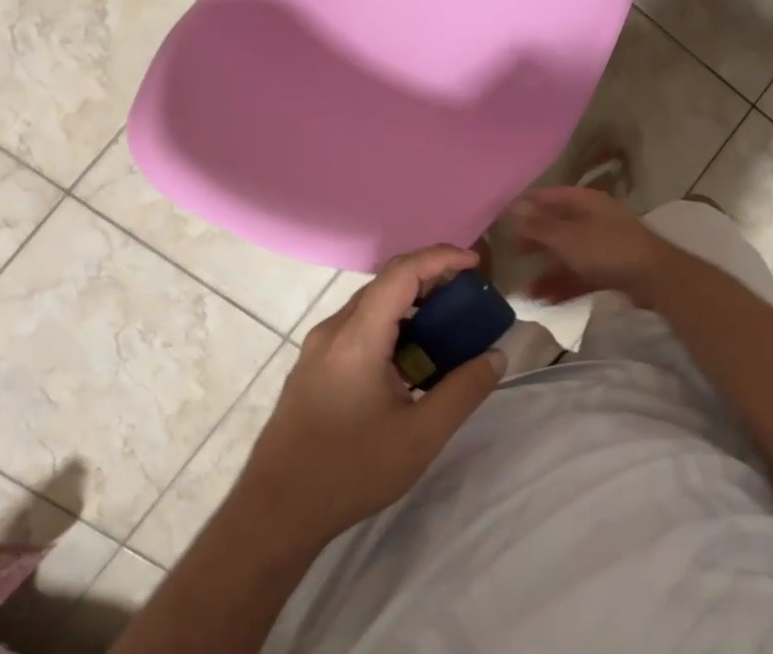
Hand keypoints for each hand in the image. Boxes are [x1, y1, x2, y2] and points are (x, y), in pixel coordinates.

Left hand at [244, 245, 505, 535]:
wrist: (275, 514)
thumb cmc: (350, 471)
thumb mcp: (421, 435)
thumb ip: (464, 390)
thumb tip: (497, 355)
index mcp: (356, 338)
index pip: (402, 272)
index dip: (441, 258)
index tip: (476, 265)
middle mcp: (333, 332)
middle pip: (387, 283)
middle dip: (433, 279)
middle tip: (471, 299)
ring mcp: (318, 350)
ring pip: (372, 306)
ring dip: (414, 306)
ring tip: (450, 329)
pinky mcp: (314, 369)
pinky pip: (359, 329)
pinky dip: (394, 327)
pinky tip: (414, 360)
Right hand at [506, 186, 681, 305]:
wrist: (654, 277)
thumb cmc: (607, 249)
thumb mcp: (567, 237)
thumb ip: (539, 226)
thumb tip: (513, 210)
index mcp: (585, 202)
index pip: (549, 196)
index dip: (526, 204)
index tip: (501, 216)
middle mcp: (594, 219)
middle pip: (558, 227)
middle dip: (534, 241)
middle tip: (510, 254)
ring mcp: (603, 245)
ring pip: (568, 255)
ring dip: (547, 272)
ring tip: (525, 292)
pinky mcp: (611, 268)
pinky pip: (581, 274)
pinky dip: (564, 285)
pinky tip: (546, 302)